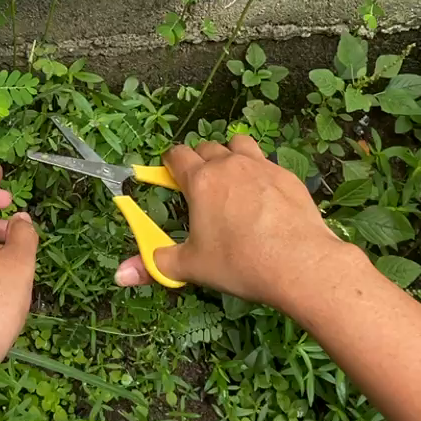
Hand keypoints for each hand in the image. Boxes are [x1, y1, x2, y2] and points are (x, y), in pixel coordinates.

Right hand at [113, 134, 357, 310]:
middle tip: (201, 190)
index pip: (177, 155)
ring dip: (231, 156)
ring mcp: (261, 166)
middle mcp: (229, 165)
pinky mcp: (287, 176)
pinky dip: (260, 174)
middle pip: (207, 147)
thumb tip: (120, 275)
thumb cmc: (239, 263)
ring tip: (233, 184)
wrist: (301, 263)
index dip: (170, 164)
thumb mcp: (191, 266)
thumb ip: (154, 265)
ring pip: (239, 145)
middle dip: (200, 162)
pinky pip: (266, 164)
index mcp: (200, 180)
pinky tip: (265, 201)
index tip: (171, 178)